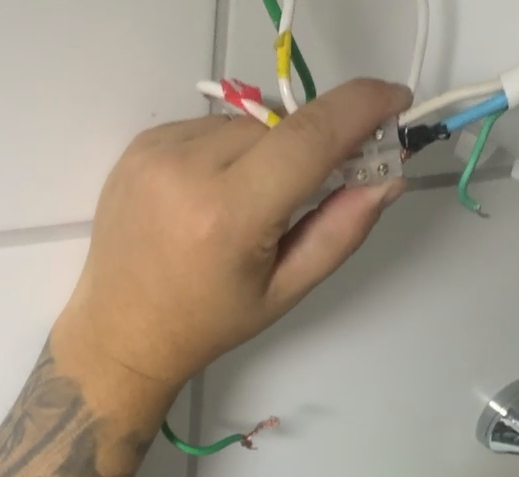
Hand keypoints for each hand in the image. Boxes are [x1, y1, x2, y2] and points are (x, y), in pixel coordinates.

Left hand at [53, 79, 411, 391]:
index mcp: (228, 215)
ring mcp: (157, 151)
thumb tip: (388, 178)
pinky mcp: (140, 144)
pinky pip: (208, 128)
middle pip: (280, 128)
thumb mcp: (284, 291)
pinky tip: (213, 197)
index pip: (309, 137)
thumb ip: (340, 232)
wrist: (123, 332)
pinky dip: (227, 152)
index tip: (395, 103)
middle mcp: (187, 169)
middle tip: (314, 189)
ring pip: (244, 124)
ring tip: (247, 208)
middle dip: (310, 148)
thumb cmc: (207, 323)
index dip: (361, 109)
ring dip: (266, 152)